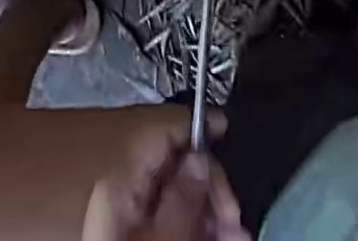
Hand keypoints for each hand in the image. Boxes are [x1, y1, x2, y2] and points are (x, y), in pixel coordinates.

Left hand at [82, 113, 246, 240]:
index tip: (226, 131)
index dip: (197, 127)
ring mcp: (124, 219)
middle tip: (236, 222)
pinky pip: (168, 224)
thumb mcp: (165, 239)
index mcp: (122, 179)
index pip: (164, 130)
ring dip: (210, 216)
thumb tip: (200, 156)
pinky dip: (195, 231)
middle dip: (211, 190)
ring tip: (236, 239)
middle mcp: (121, 191)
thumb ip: (184, 196)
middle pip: (175, 169)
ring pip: (177, 201)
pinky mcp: (130, 237)